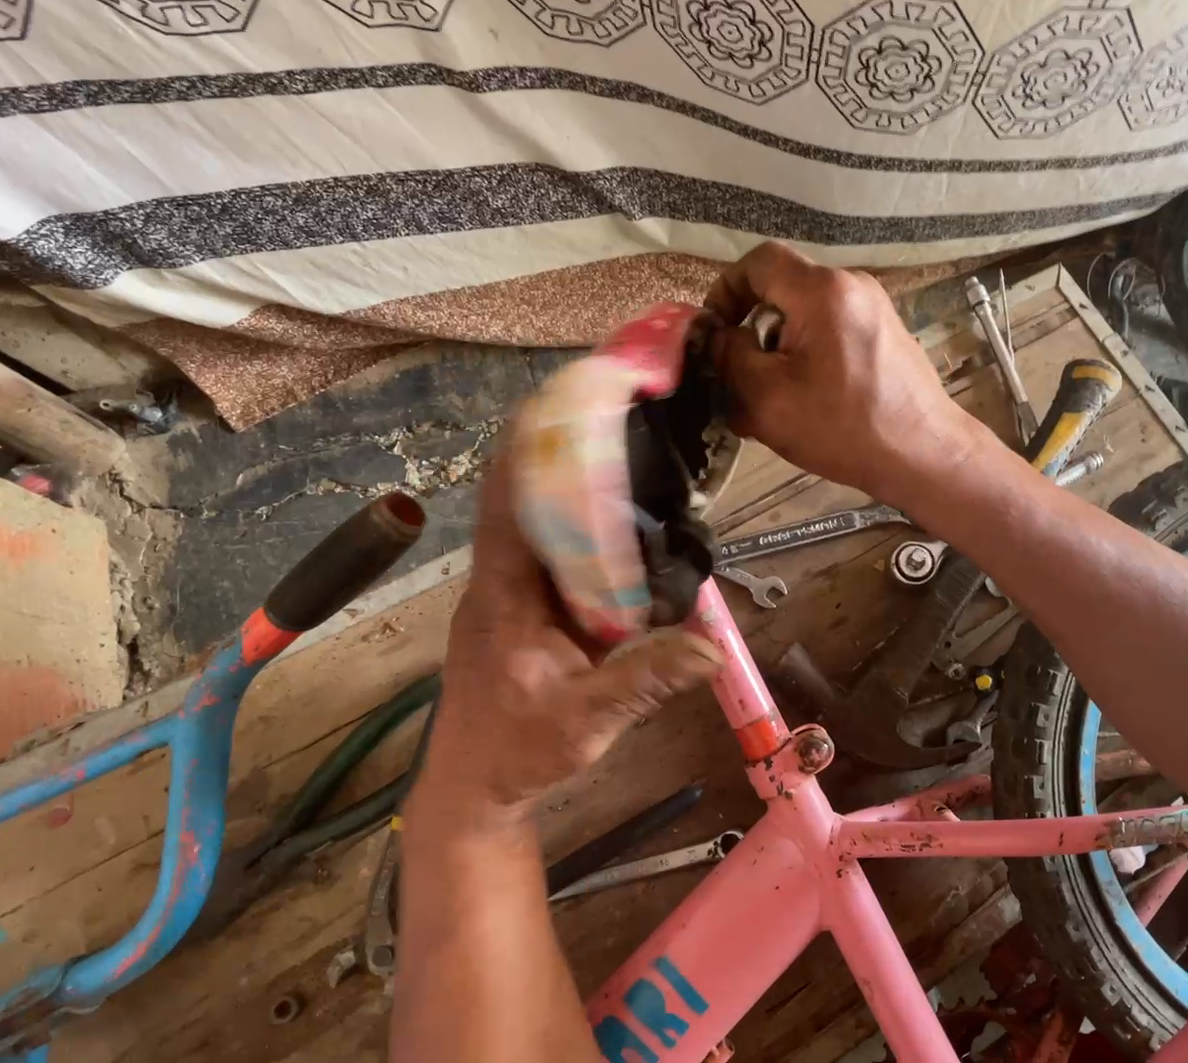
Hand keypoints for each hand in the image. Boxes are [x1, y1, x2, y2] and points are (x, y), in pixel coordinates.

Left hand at [416, 435, 721, 827]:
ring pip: (535, 524)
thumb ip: (645, 680)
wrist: (475, 787)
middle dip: (554, 449)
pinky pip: (553, 554)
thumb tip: (712, 647)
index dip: (526, 450)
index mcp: (504, 597)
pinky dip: (580, 526)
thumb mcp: (586, 720)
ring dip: (566, 482)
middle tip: (603, 409)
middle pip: (519, 499)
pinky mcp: (527, 611)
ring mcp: (513, 596)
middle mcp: (502, 583)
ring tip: (615, 445)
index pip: (507, 506)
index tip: (556, 400)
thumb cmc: (518, 751)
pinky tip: (620, 518)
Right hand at [705, 242, 987, 506]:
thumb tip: (721, 337)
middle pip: (784, 291)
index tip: (715, 331)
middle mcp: (853, 286)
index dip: (726, 289)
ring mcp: (876, 311)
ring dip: (781, 351)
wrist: (923, 456)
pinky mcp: (887, 337)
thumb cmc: (842, 427)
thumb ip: (730, 357)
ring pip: (808, 317)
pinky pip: (834, 334)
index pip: (759, 261)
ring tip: (775, 400)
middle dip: (755, 330)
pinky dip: (811, 359)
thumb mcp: (766, 398)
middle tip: (743, 377)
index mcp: (822, 290)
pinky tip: (809, 403)